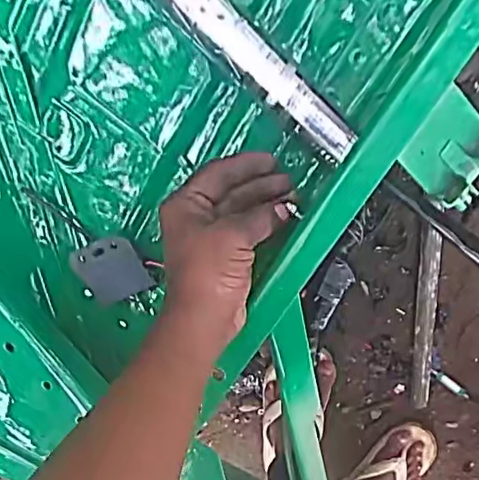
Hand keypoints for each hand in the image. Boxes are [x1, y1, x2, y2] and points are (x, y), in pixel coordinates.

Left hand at [155, 152, 292, 355]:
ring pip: (244, 214)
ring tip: (292, 198)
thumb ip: (260, 216)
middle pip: (234, 194)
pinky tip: (284, 220)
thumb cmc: (205, 276)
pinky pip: (251, 235)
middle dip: (262, 187)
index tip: (270, 161)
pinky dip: (268, 227)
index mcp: (186, 205)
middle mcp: (197, 220)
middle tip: (288, 182)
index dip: (246, 165)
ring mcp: (213, 241)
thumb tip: (283, 207)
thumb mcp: (233, 235)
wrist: (205, 318)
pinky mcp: (228, 260)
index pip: (218, 174)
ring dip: (268, 206)